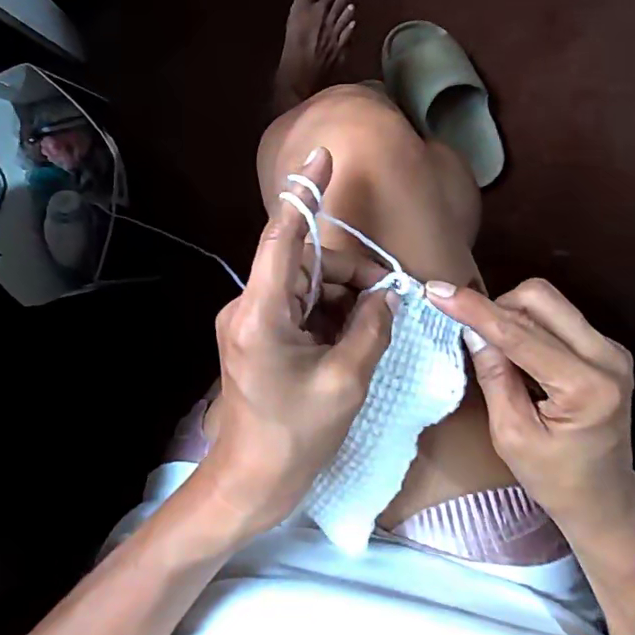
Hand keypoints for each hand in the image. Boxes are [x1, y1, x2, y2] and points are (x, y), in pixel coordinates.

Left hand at [194, 147, 395, 540]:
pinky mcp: (255, 334)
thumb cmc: (297, 437)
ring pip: (303, 284)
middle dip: (349, 274)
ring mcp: (248, 320)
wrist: (252, 480)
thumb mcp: (346, 381)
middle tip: (388, 302)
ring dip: (342, 296)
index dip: (305, 194)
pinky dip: (327, 313)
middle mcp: (247, 307)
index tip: (322, 155)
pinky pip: (296, 306)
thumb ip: (370, 328)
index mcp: (260, 313)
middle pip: (304, 263)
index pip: (283, 237)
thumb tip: (387, 295)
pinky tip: (352, 336)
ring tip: (372, 327)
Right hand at [426, 279, 634, 535]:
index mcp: (586, 386)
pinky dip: (524, 324)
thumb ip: (493, 376)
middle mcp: (607, 357)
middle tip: (470, 335)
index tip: (435, 292)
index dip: (474, 310)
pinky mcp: (604, 347)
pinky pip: (556, 316)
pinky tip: (515, 355)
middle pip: (539, 299)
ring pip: (547, 302)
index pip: (520, 333)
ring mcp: (610, 349)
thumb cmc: (553, 477)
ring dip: (509, 315)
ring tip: (494, 351)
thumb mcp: (510, 434)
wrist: (603, 497)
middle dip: (495, 307)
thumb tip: (471, 330)